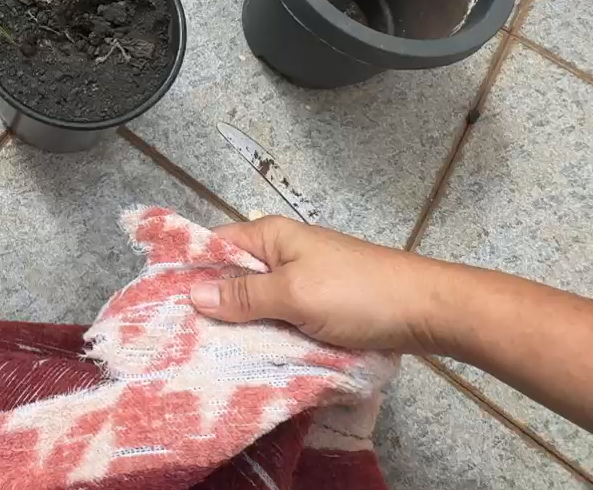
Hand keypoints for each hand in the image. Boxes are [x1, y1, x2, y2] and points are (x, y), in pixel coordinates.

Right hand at [186, 215, 455, 353]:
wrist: (427, 311)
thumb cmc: (356, 294)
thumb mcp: (294, 295)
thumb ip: (243, 296)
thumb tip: (192, 292)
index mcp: (270, 235)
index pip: (216, 245)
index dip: (191, 270)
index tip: (165, 303)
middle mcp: (280, 252)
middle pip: (234, 276)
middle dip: (214, 304)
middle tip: (185, 338)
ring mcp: (301, 279)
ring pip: (257, 301)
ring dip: (243, 324)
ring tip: (211, 353)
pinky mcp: (318, 304)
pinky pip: (280, 317)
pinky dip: (269, 333)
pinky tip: (253, 356)